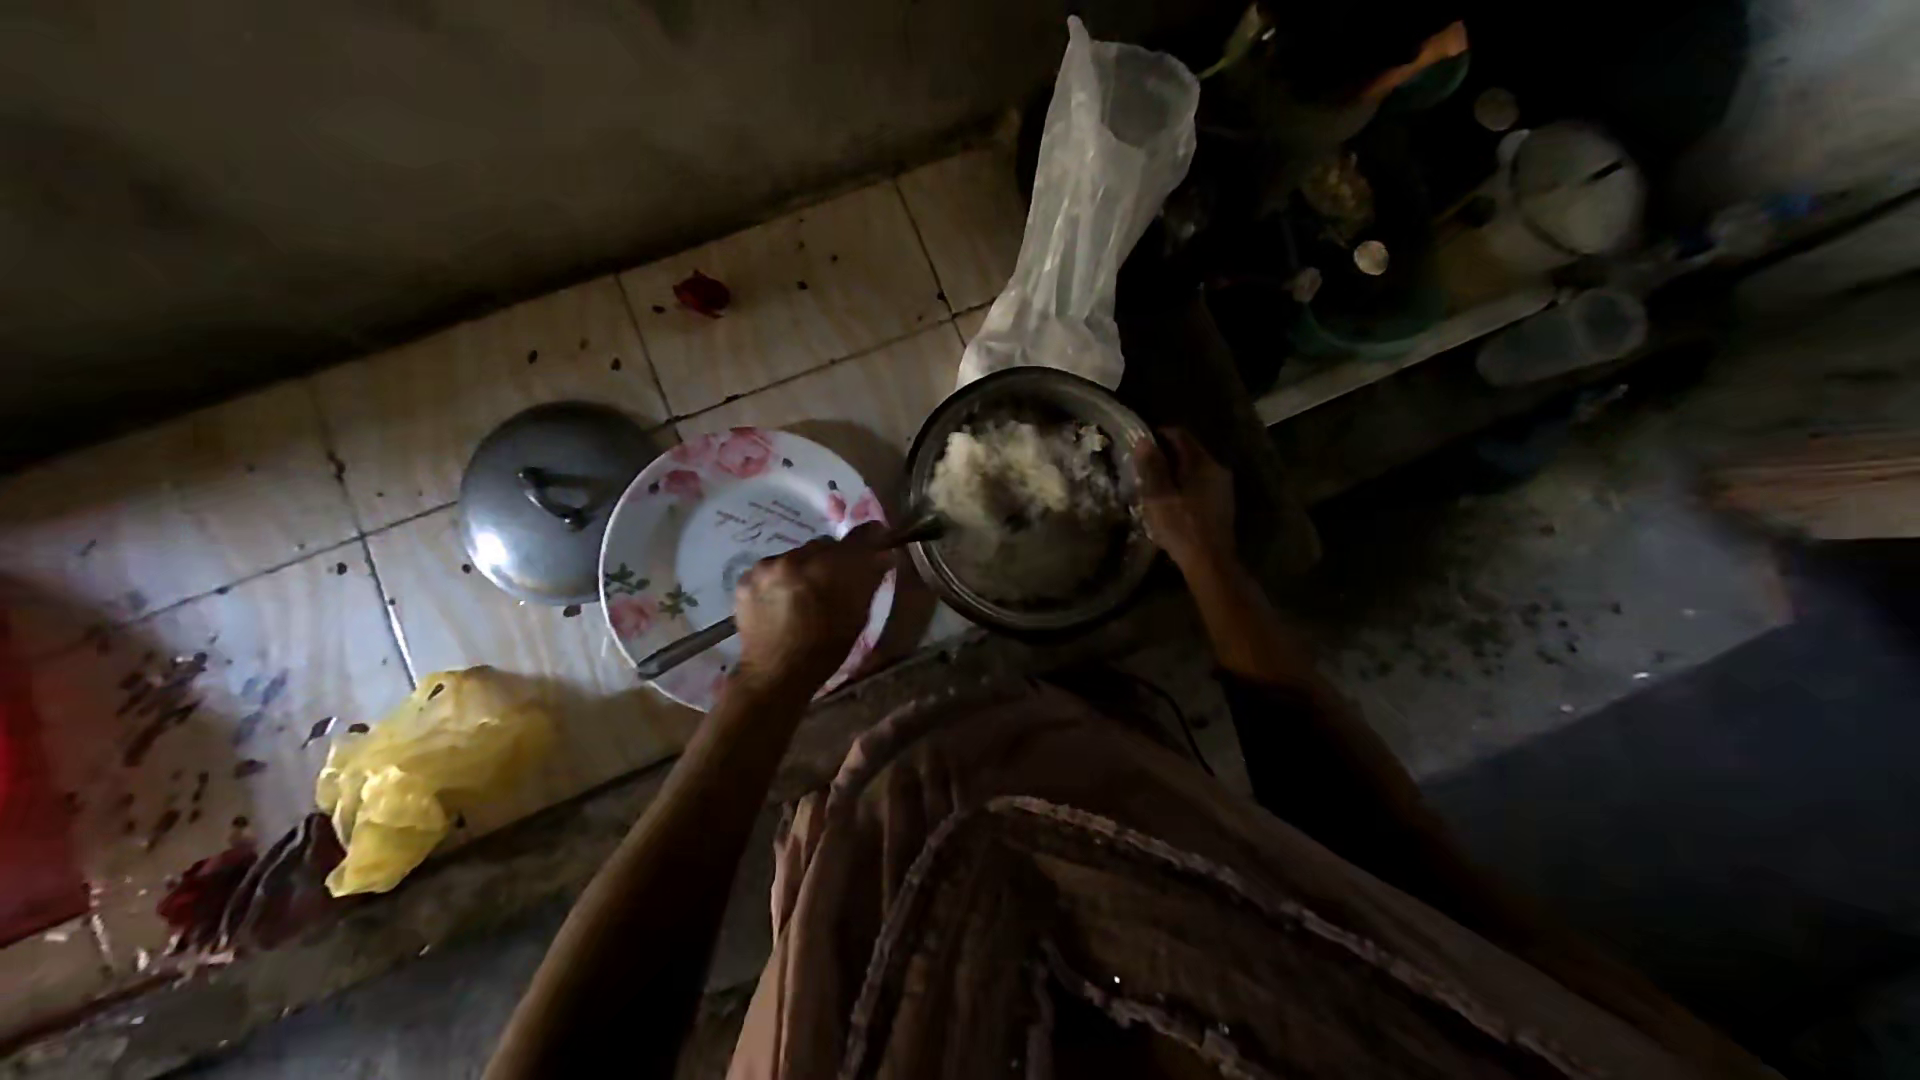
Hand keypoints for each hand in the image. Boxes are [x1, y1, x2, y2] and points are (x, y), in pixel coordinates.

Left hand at [733, 522, 889, 693]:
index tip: (877, 539)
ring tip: (802, 595)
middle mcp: (796, 558)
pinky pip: (771, 568)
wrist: (776, 674)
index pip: (858, 539)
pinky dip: (778, 579)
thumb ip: (869, 578)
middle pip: (823, 545)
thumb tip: (884, 553)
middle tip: (833, 582)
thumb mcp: (857, 615)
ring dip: (802, 569)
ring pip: (795, 555)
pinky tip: (780, 601)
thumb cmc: (826, 648)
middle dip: (831, 560)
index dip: (870, 537)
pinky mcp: (746, 578)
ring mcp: (766, 567)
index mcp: (830, 568)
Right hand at [1134, 428, 1234, 573]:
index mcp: (1202, 463)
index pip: (1180, 435)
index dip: (1159, 435)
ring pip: (1194, 470)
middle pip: (1188, 452)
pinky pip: (1199, 485)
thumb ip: (1152, 466)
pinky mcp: (1221, 504)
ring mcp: (1222, 488)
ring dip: (1174, 472)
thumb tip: (1144, 441)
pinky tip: (1170, 500)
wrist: (1210, 561)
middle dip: (1165, 455)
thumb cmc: (1181, 526)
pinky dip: (1183, 485)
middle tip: (1143, 466)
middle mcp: (1217, 469)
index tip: (1140, 443)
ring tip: (1153, 484)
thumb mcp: (1159, 495)